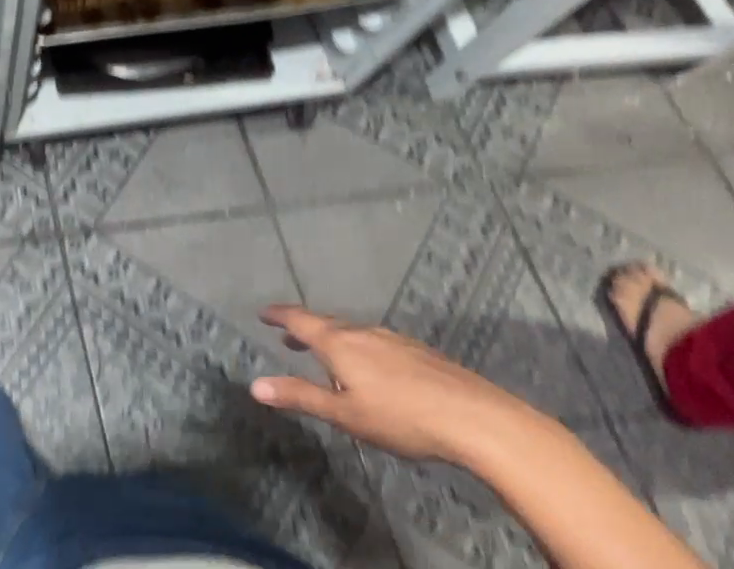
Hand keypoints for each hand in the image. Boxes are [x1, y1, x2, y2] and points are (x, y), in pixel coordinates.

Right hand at [249, 305, 547, 464]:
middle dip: (305, 329)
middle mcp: (364, 333)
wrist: (479, 420)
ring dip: (335, 341)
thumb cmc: (402, 417)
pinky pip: (380, 344)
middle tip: (289, 339)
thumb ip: (300, 396)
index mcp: (339, 344)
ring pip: (356, 334)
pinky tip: (375, 371)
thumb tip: (254, 385)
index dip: (279, 315)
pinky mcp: (422, 354)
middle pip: (327, 324)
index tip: (263, 313)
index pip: (300, 320)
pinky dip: (363, 350)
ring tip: (330, 357)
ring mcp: (397, 341)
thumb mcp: (344, 414)